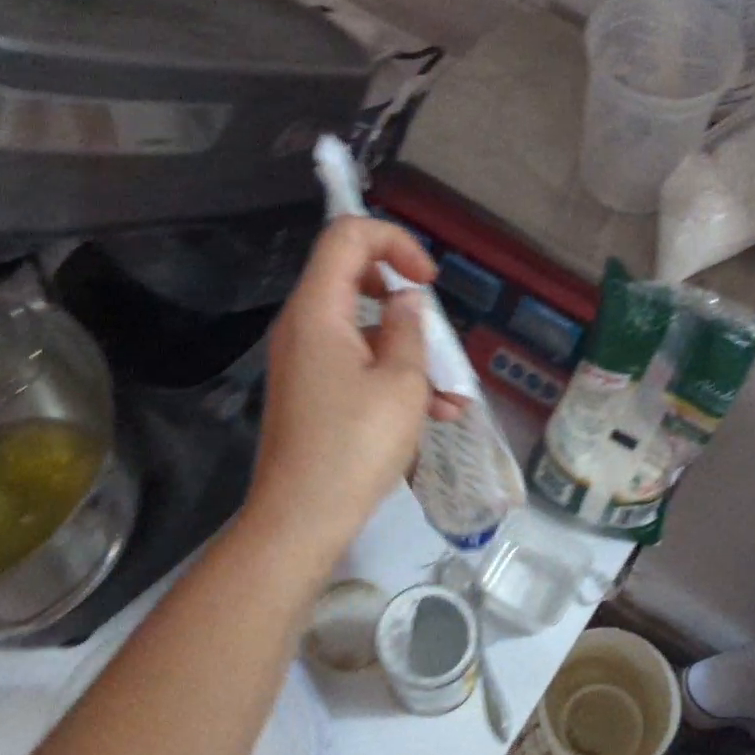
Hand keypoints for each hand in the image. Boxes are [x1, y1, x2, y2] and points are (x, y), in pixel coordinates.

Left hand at [245, 217, 455, 554]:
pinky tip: (436, 415)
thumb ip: (410, 330)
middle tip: (437, 335)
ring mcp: (305, 362)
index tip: (428, 282)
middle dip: (407, 304)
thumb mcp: (402, 384)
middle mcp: (303, 327)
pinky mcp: (312, 393)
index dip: (395, 242)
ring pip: (364, 331)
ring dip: (411, 353)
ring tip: (452, 396)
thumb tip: (407, 302)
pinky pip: (356, 366)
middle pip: (355, 281)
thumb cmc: (355, 445)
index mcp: (317, 311)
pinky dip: (393, 379)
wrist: (301, 518)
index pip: (348, 236)